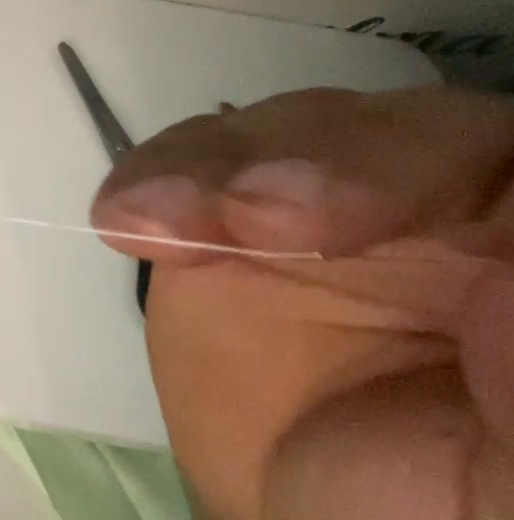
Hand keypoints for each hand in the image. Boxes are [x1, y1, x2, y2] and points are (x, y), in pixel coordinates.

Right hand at [91, 86, 513, 519]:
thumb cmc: (430, 512)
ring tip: (167, 228)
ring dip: (218, 163)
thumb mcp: (511, 491)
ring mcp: (331, 200)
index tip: (340, 223)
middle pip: (415, 131)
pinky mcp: (222, 204)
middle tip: (254, 215)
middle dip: (326, 157)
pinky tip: (132, 224)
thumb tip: (507, 285)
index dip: (435, 169)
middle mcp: (460, 211)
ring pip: (295, 128)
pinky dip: (153, 176)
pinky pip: (189, 156)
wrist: (301, 513)